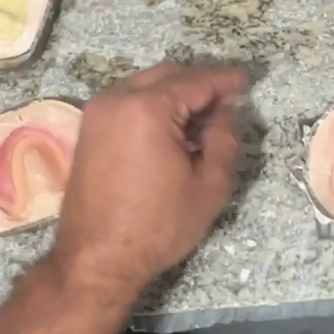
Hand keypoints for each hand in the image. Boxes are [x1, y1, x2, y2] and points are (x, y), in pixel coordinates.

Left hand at [49, 63, 249, 293]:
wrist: (97, 259)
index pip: (195, 81)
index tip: (246, 81)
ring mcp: (97, 113)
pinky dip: (153, 104)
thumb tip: (225, 111)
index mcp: (147, 109)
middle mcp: (117, 99)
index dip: (224, 79)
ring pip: (145, 85)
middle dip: (199, 82)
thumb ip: (224, 139)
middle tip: (227, 99)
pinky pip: (127, 101)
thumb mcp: (209, 186)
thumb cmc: (158, 226)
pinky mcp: (88, 129)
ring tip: (202, 115)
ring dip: (175, 92)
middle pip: (167, 75)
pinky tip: (172, 128)